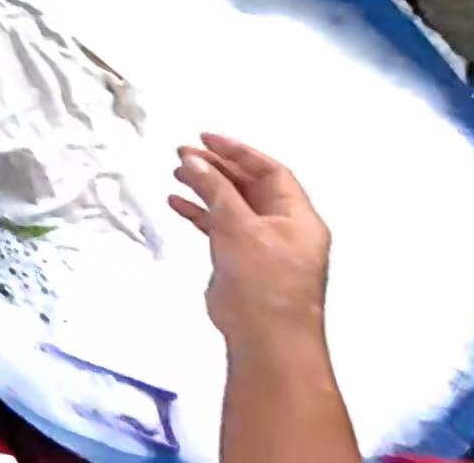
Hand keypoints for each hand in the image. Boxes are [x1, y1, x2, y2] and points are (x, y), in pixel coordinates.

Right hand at [169, 134, 331, 348]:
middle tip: (182, 152)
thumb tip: (193, 158)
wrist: (265, 336)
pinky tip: (177, 202)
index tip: (204, 137)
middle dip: (217, 166)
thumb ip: (215, 188)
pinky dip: (199, 211)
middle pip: (249, 185)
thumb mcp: (238, 225)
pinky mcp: (240, 257)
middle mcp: (283, 227)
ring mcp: (261, 243)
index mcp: (298, 218)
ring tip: (176, 172)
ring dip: (205, 185)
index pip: (271, 172)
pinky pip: (219, 223)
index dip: (239, 151)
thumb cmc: (263, 277)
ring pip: (231, 203)